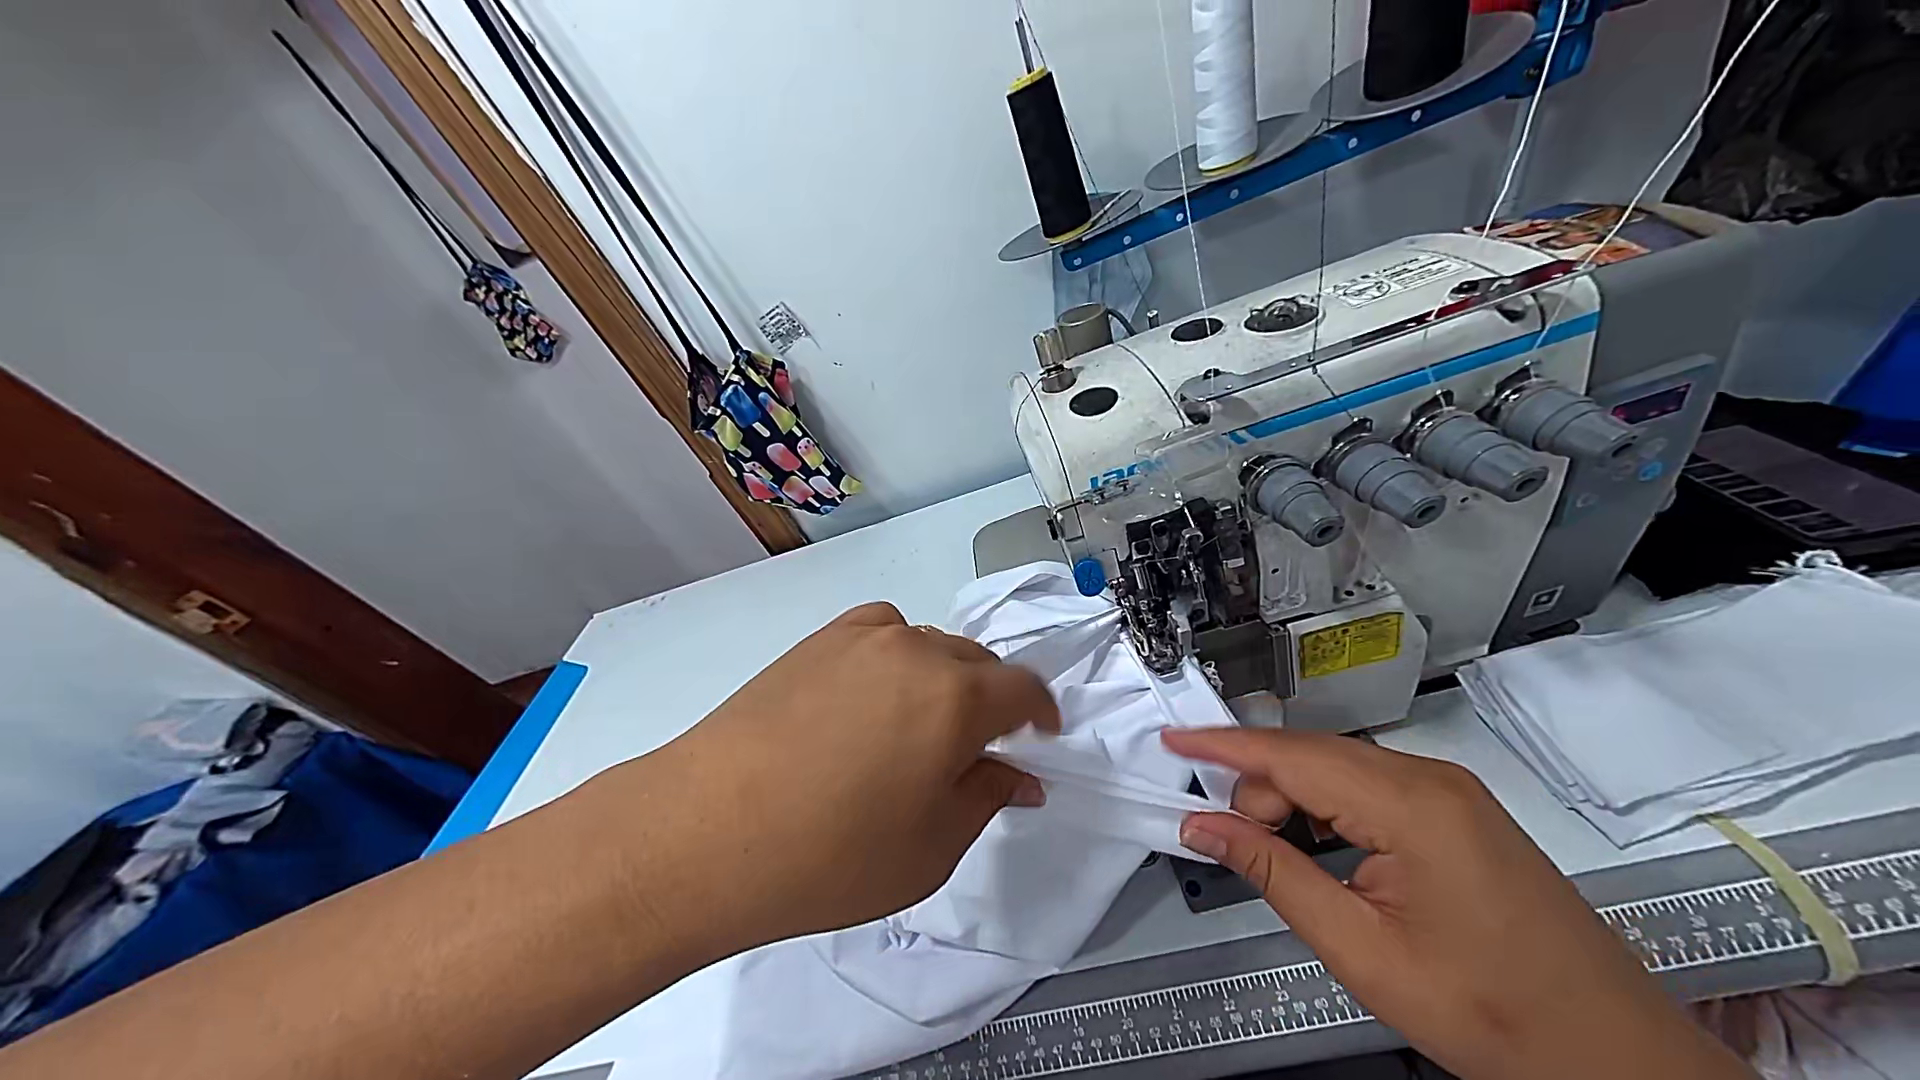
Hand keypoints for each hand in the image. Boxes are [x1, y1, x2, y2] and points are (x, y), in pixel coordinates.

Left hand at [600, 603, 1057, 957]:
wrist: (706, 831)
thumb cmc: (830, 856)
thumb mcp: (930, 848)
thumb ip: (986, 798)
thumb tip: (1019, 778)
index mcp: (958, 698)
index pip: (1025, 689)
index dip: (1041, 715)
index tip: (1038, 740)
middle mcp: (918, 651)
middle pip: (979, 663)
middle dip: (990, 703)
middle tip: (971, 753)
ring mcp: (863, 639)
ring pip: (930, 646)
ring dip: (943, 680)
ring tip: (915, 728)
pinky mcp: (819, 640)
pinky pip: (882, 632)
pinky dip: (896, 656)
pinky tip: (872, 695)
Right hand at [1163, 728, 1753, 1079]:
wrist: (1615, 1058)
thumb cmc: (1494, 1013)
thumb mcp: (1360, 948)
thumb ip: (1271, 873)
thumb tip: (1205, 827)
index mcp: (1412, 806)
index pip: (1290, 755)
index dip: (1222, 746)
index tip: (1174, 741)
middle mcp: (1431, 780)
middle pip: (1310, 757)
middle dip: (1259, 789)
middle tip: (1234, 840)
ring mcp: (1449, 791)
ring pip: (1335, 770)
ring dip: (1292, 801)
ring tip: (1278, 854)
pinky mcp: (1455, 809)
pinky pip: (1365, 786)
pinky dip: (1325, 808)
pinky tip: (1318, 846)